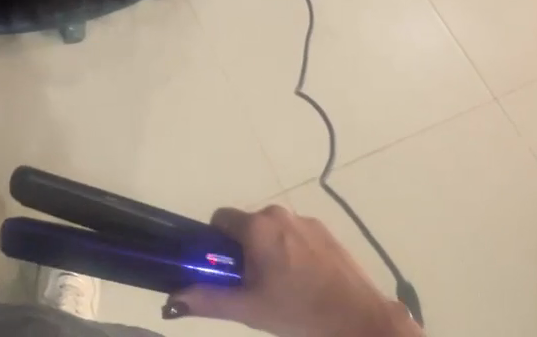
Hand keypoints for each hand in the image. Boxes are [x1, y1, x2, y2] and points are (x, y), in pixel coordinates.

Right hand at [165, 206, 418, 336]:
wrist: (363, 322)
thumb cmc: (301, 314)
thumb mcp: (251, 311)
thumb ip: (209, 299)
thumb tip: (173, 298)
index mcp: (256, 227)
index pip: (220, 219)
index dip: (217, 243)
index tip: (227, 270)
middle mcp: (277, 213)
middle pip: (247, 226)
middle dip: (245, 250)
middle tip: (256, 286)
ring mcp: (305, 221)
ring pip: (273, 231)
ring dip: (270, 251)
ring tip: (286, 288)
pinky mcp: (326, 232)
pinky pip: (297, 235)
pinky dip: (294, 252)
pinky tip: (307, 282)